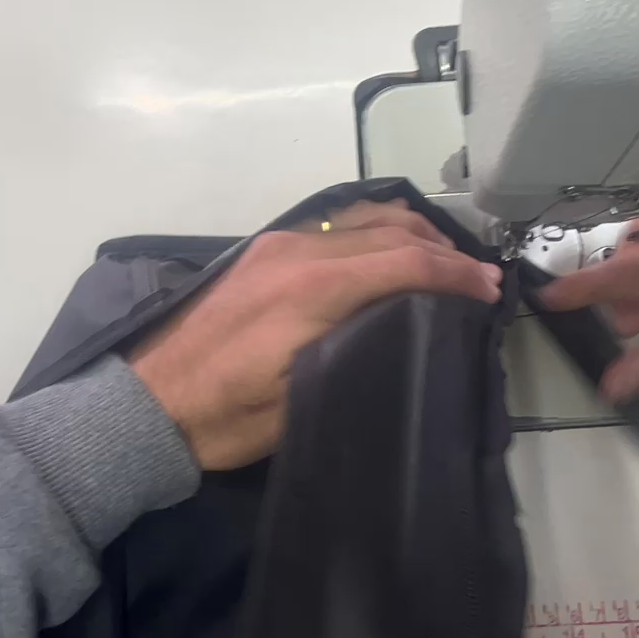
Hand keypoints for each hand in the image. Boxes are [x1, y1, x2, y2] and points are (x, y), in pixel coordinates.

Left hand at [130, 199, 501, 468]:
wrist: (149, 404)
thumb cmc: (225, 418)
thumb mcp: (301, 401)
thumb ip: (358, 351)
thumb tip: (407, 329)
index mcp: (313, 288)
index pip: (405, 263)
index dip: (455, 275)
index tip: (489, 291)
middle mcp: (299, 250)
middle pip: (390, 232)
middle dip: (442, 251)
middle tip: (476, 278)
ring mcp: (278, 243)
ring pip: (362, 220)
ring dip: (409, 233)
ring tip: (442, 260)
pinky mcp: (263, 250)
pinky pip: (335, 226)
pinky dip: (373, 232)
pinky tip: (388, 251)